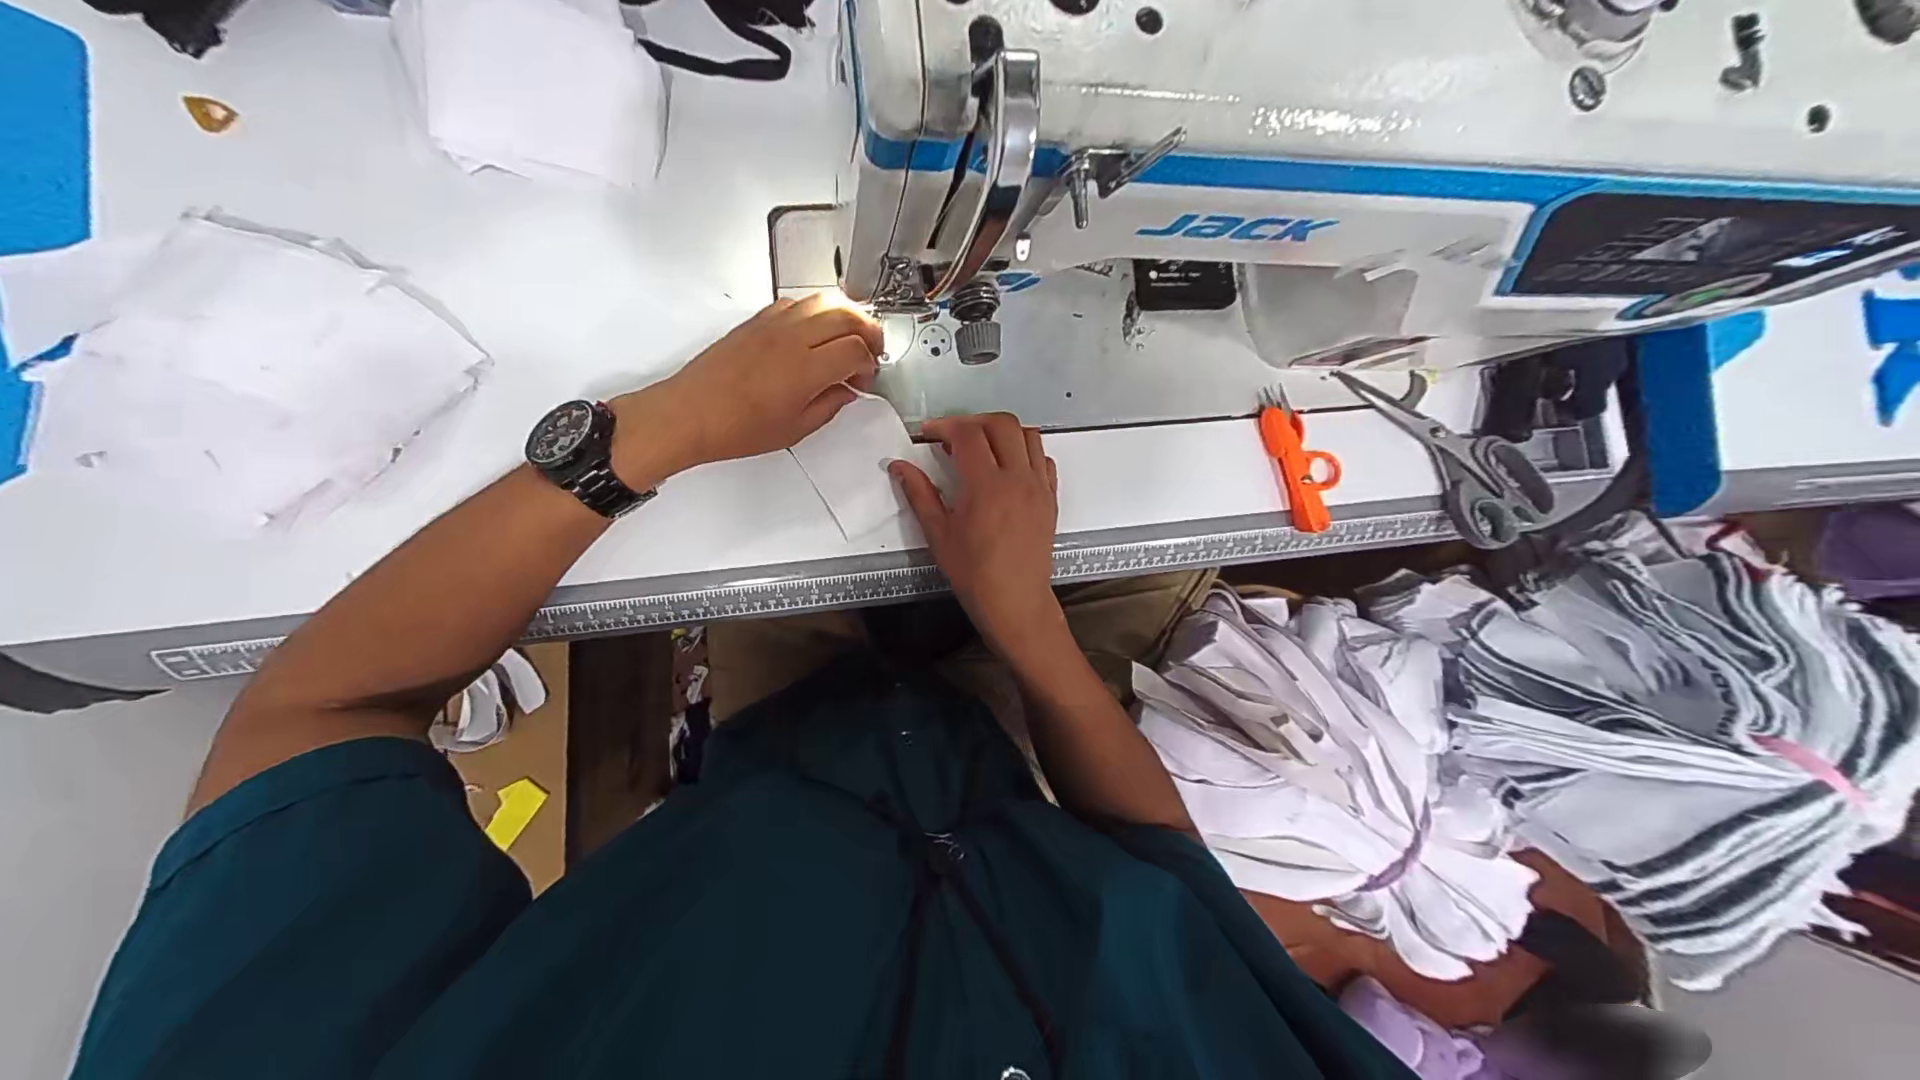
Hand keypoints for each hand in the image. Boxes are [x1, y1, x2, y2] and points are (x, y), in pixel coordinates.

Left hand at [607, 292, 881, 485]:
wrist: (690, 414)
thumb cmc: (733, 426)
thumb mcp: (796, 429)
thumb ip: (830, 405)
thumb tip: (845, 391)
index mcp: (806, 369)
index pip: (856, 350)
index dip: (869, 365)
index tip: (863, 380)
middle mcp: (792, 339)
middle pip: (848, 315)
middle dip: (869, 332)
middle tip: (871, 351)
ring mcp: (773, 324)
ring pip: (825, 300)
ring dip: (846, 314)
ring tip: (850, 335)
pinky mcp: (757, 321)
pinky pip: (797, 302)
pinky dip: (816, 310)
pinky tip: (816, 330)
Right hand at [889, 413, 1066, 662]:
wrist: (1015, 602)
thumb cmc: (975, 575)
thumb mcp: (938, 534)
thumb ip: (919, 494)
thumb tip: (899, 467)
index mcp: (987, 486)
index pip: (968, 434)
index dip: (944, 426)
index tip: (929, 434)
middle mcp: (1018, 479)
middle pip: (1001, 424)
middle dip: (973, 422)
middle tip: (952, 437)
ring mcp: (1039, 487)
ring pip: (1028, 435)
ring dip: (1002, 431)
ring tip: (982, 447)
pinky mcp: (1051, 498)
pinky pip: (1043, 459)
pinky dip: (1025, 451)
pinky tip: (1008, 467)